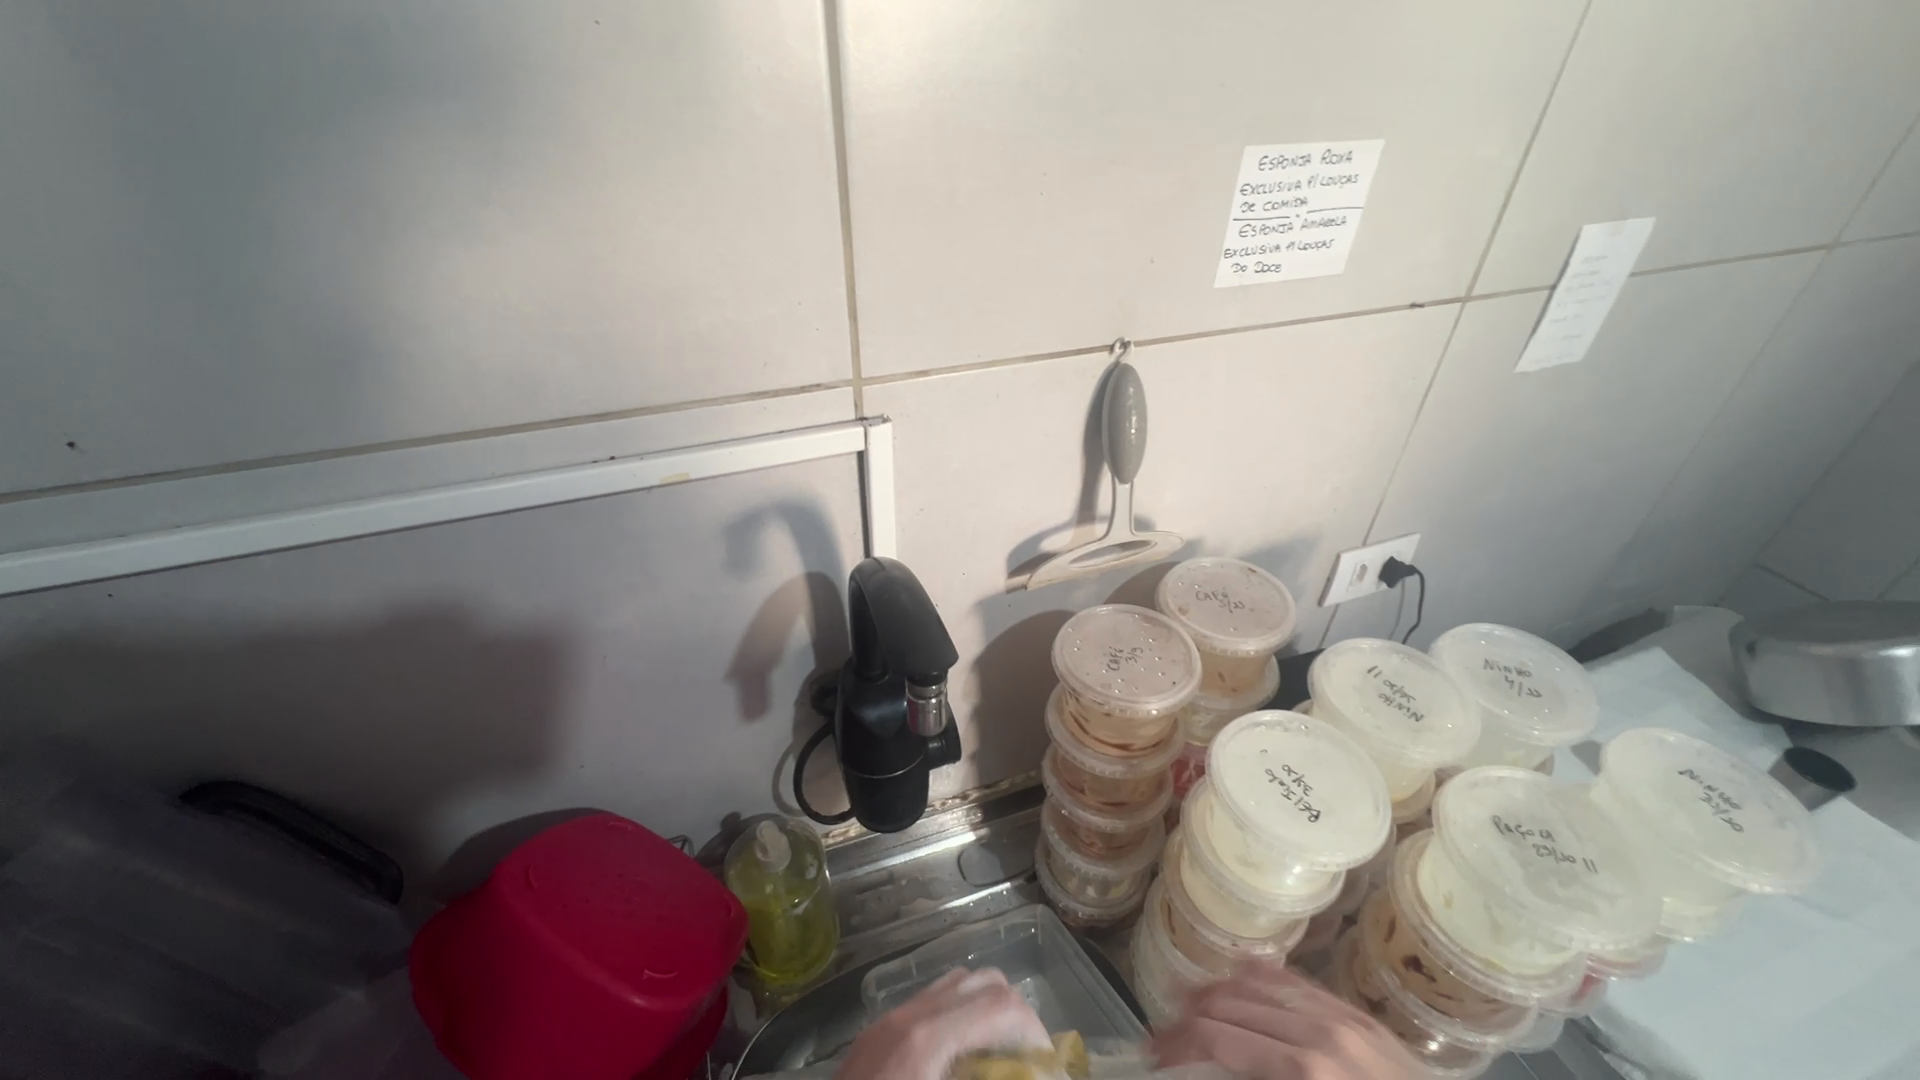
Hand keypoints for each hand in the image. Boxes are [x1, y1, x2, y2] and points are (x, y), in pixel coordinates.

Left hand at [837, 968, 1051, 1079]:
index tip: (1048, 1063)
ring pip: (957, 982)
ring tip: (998, 1052)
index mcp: (928, 1038)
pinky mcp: (878, 1030)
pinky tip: (961, 1055)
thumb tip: (1026, 1071)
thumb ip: (987, 1077)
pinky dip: (958, 1013)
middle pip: (984, 981)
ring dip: (987, 1008)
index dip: (1035, 1030)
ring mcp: (891, 1017)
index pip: (1000, 1005)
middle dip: (1016, 1013)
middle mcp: (911, 1014)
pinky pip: (930, 1000)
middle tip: (1029, 1056)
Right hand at [1151, 961, 1429, 1079]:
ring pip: (1257, 983)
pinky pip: (1298, 983)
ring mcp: (1340, 1017)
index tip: (1154, 1056)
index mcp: (1302, 1068)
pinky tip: (1240, 978)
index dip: (1176, 1044)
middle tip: (1164, 1037)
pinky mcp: (1358, 1016)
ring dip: (1216, 993)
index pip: (1216, 1037)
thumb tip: (1206, 1068)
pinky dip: (1260, 978)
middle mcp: (1316, 1030)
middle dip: (1187, 1019)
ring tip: (1190, 1006)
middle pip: (1229, 1004)